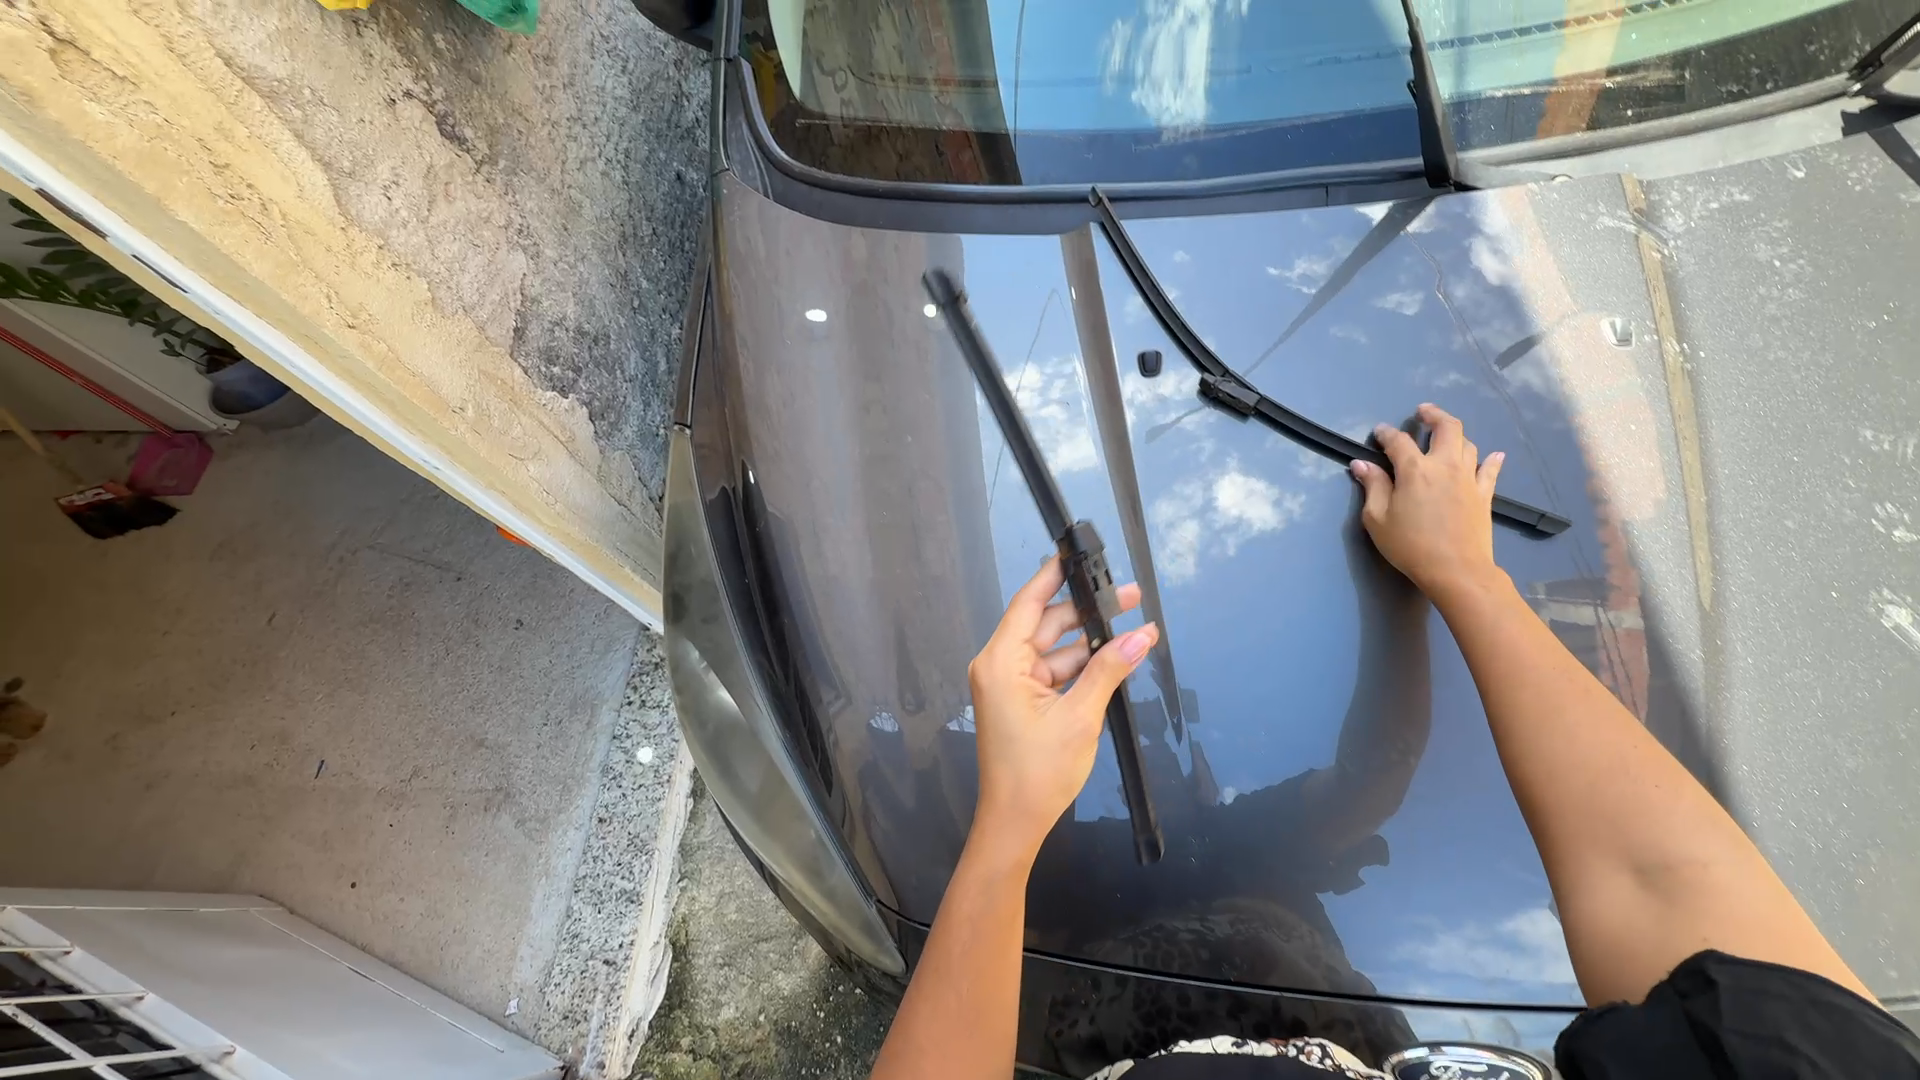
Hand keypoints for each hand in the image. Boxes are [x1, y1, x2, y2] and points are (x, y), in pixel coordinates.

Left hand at [967, 557, 1158, 859]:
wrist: (1015, 822)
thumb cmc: (1040, 771)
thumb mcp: (1080, 715)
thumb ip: (1109, 670)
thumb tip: (1143, 635)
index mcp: (1001, 661)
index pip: (1028, 602)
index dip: (1054, 574)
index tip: (1079, 553)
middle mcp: (1000, 664)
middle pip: (1046, 623)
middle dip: (1088, 611)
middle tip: (1130, 595)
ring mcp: (1010, 683)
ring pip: (1054, 648)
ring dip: (1090, 641)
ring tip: (1134, 626)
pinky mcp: (1021, 700)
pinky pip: (1053, 670)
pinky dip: (1081, 665)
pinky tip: (1115, 657)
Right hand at [1350, 403, 1506, 597]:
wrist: (1456, 569)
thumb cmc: (1409, 545)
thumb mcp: (1377, 518)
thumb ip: (1372, 487)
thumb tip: (1361, 464)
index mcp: (1415, 470)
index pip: (1398, 441)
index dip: (1386, 434)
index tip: (1379, 432)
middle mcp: (1445, 465)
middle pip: (1447, 428)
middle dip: (1434, 415)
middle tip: (1423, 412)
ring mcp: (1469, 478)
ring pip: (1468, 444)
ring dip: (1455, 435)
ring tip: (1445, 435)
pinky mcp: (1484, 494)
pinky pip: (1490, 470)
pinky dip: (1491, 459)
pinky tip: (1494, 454)